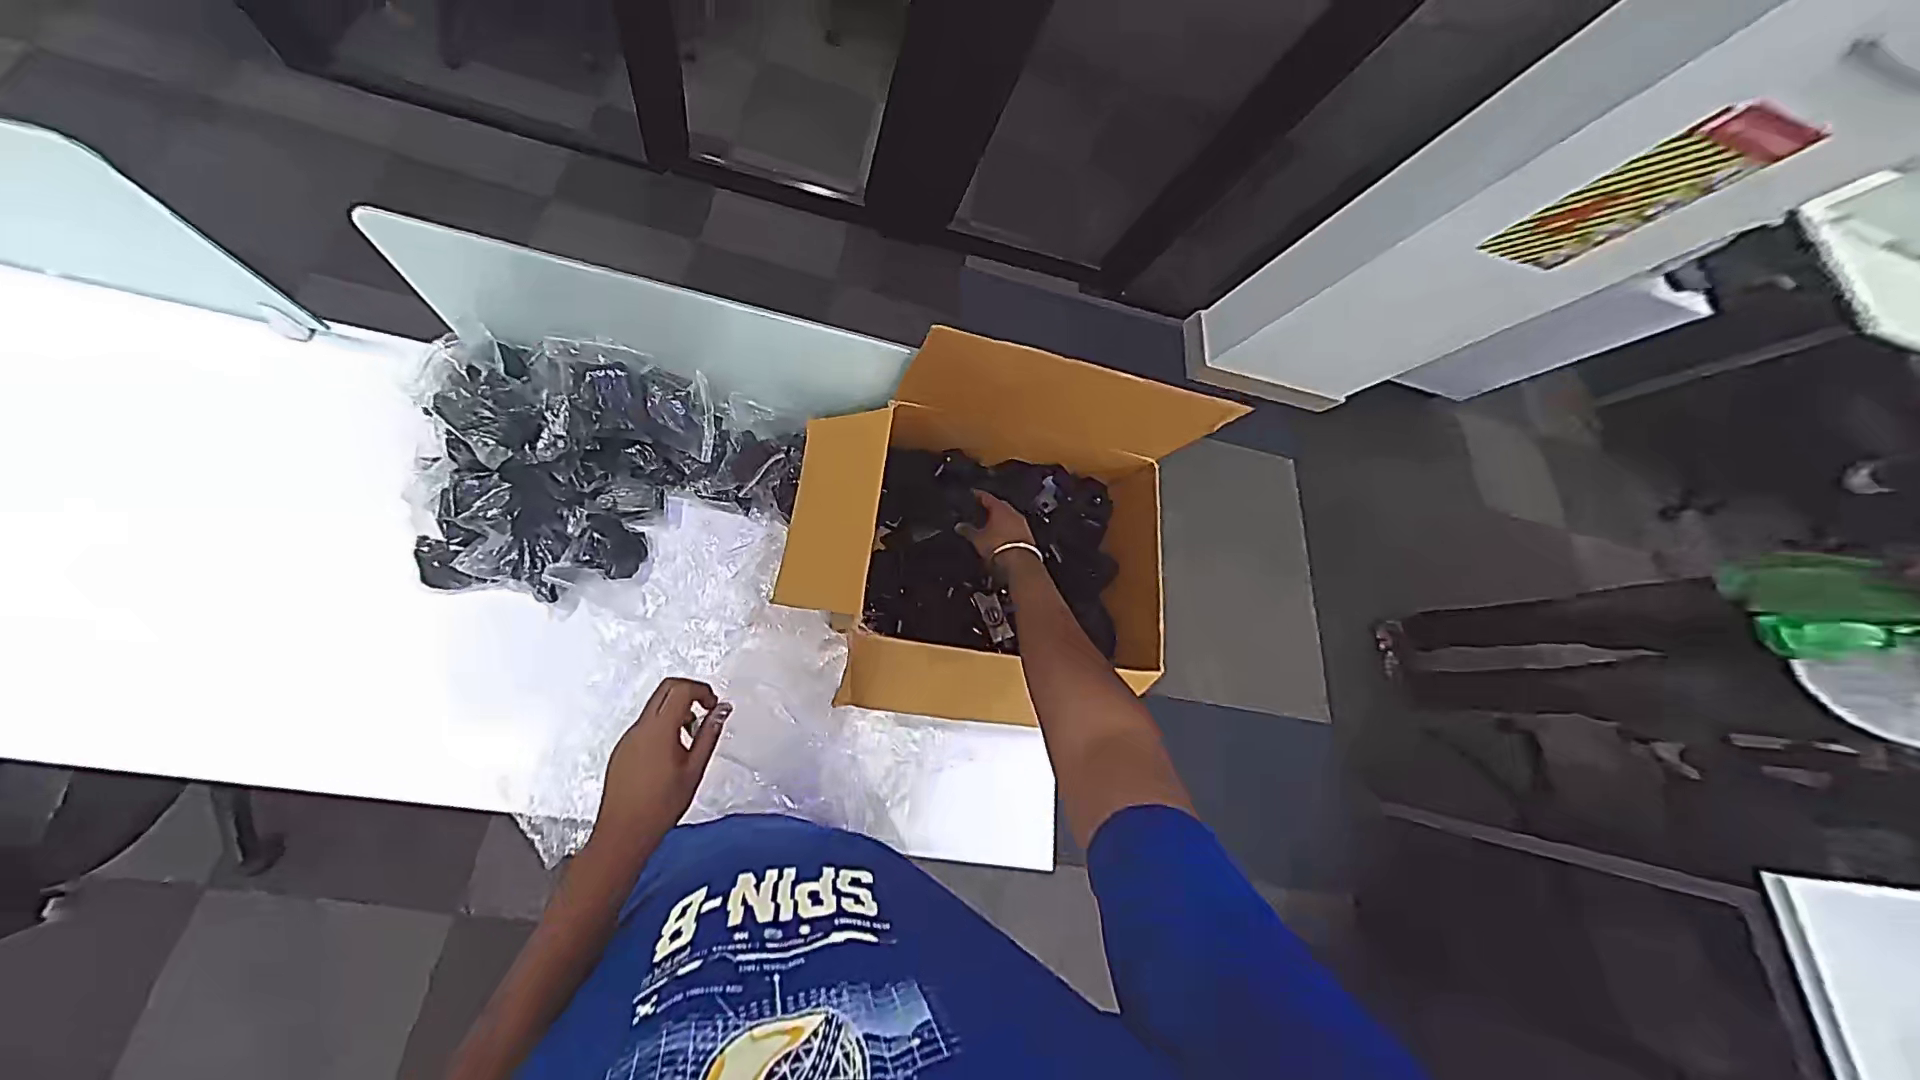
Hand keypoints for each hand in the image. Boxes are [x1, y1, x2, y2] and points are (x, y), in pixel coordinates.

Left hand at [593, 678, 729, 848]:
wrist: (623, 832)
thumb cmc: (660, 806)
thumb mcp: (695, 768)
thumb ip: (709, 733)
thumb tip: (722, 710)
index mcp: (659, 730)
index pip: (681, 689)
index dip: (703, 691)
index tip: (714, 705)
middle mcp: (639, 729)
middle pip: (666, 689)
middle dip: (690, 693)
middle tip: (706, 710)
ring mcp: (628, 738)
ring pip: (655, 707)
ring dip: (677, 711)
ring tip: (691, 738)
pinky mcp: (622, 749)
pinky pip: (646, 725)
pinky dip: (663, 726)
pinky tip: (673, 753)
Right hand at [960, 490, 1035, 563]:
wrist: (1019, 562)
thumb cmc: (997, 546)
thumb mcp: (978, 539)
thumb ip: (968, 530)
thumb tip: (959, 526)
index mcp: (1000, 508)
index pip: (987, 497)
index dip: (978, 495)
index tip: (973, 494)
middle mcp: (1013, 512)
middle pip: (1000, 505)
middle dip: (991, 506)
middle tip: (981, 508)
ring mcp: (1022, 524)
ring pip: (1008, 516)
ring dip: (1000, 518)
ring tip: (990, 523)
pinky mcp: (1027, 535)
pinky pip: (1014, 527)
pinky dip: (1007, 528)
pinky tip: (1001, 534)